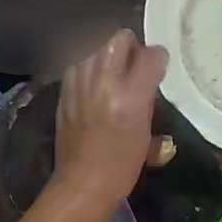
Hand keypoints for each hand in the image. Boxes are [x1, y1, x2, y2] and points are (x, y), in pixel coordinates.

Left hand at [51, 29, 165, 206]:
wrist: (82, 184)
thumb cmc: (121, 168)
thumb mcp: (146, 137)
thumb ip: (149, 105)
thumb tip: (150, 91)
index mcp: (130, 96)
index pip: (152, 55)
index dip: (158, 60)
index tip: (157, 69)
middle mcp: (104, 83)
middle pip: (119, 37)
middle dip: (130, 47)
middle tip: (132, 65)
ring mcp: (80, 85)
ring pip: (94, 43)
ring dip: (105, 52)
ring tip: (110, 69)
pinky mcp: (63, 91)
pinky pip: (76, 62)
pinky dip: (86, 65)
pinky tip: (91, 80)